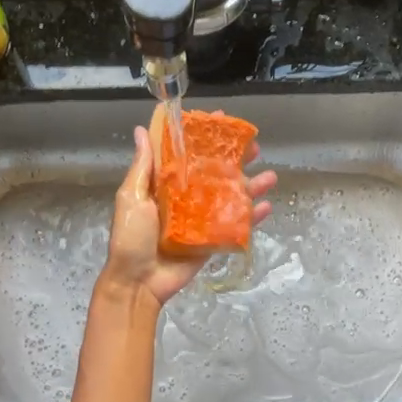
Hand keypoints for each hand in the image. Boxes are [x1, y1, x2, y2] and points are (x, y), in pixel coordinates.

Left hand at [100, 125, 275, 307]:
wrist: (138, 282)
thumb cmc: (131, 239)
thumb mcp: (131, 197)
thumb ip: (142, 167)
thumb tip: (142, 131)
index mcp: (164, 185)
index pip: (187, 154)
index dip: (203, 137)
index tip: (221, 120)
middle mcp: (185, 198)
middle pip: (214, 173)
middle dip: (236, 160)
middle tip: (255, 147)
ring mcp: (200, 220)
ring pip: (230, 198)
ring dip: (251, 187)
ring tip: (270, 177)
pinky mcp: (210, 241)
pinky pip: (234, 226)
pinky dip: (251, 218)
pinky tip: (267, 207)